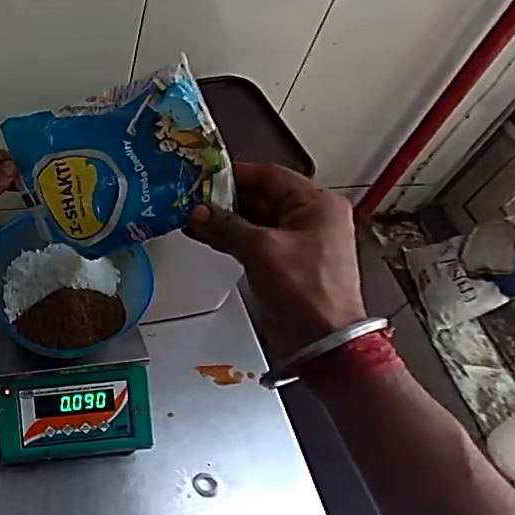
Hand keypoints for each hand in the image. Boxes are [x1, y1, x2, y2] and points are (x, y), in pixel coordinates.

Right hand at [186, 162, 365, 357]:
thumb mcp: (262, 251)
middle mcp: (311, 219)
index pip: (270, 176)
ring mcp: (298, 243)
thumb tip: (200, 213)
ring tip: (194, 219)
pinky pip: (256, 243)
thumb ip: (227, 227)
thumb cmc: (307, 292)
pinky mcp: (286, 265)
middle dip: (227, 200)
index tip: (204, 176)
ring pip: (257, 221)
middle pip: (262, 198)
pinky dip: (234, 240)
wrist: (321, 340)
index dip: (235, 175)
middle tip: (192, 199)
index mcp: (317, 205)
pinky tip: (210, 238)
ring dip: (227, 221)